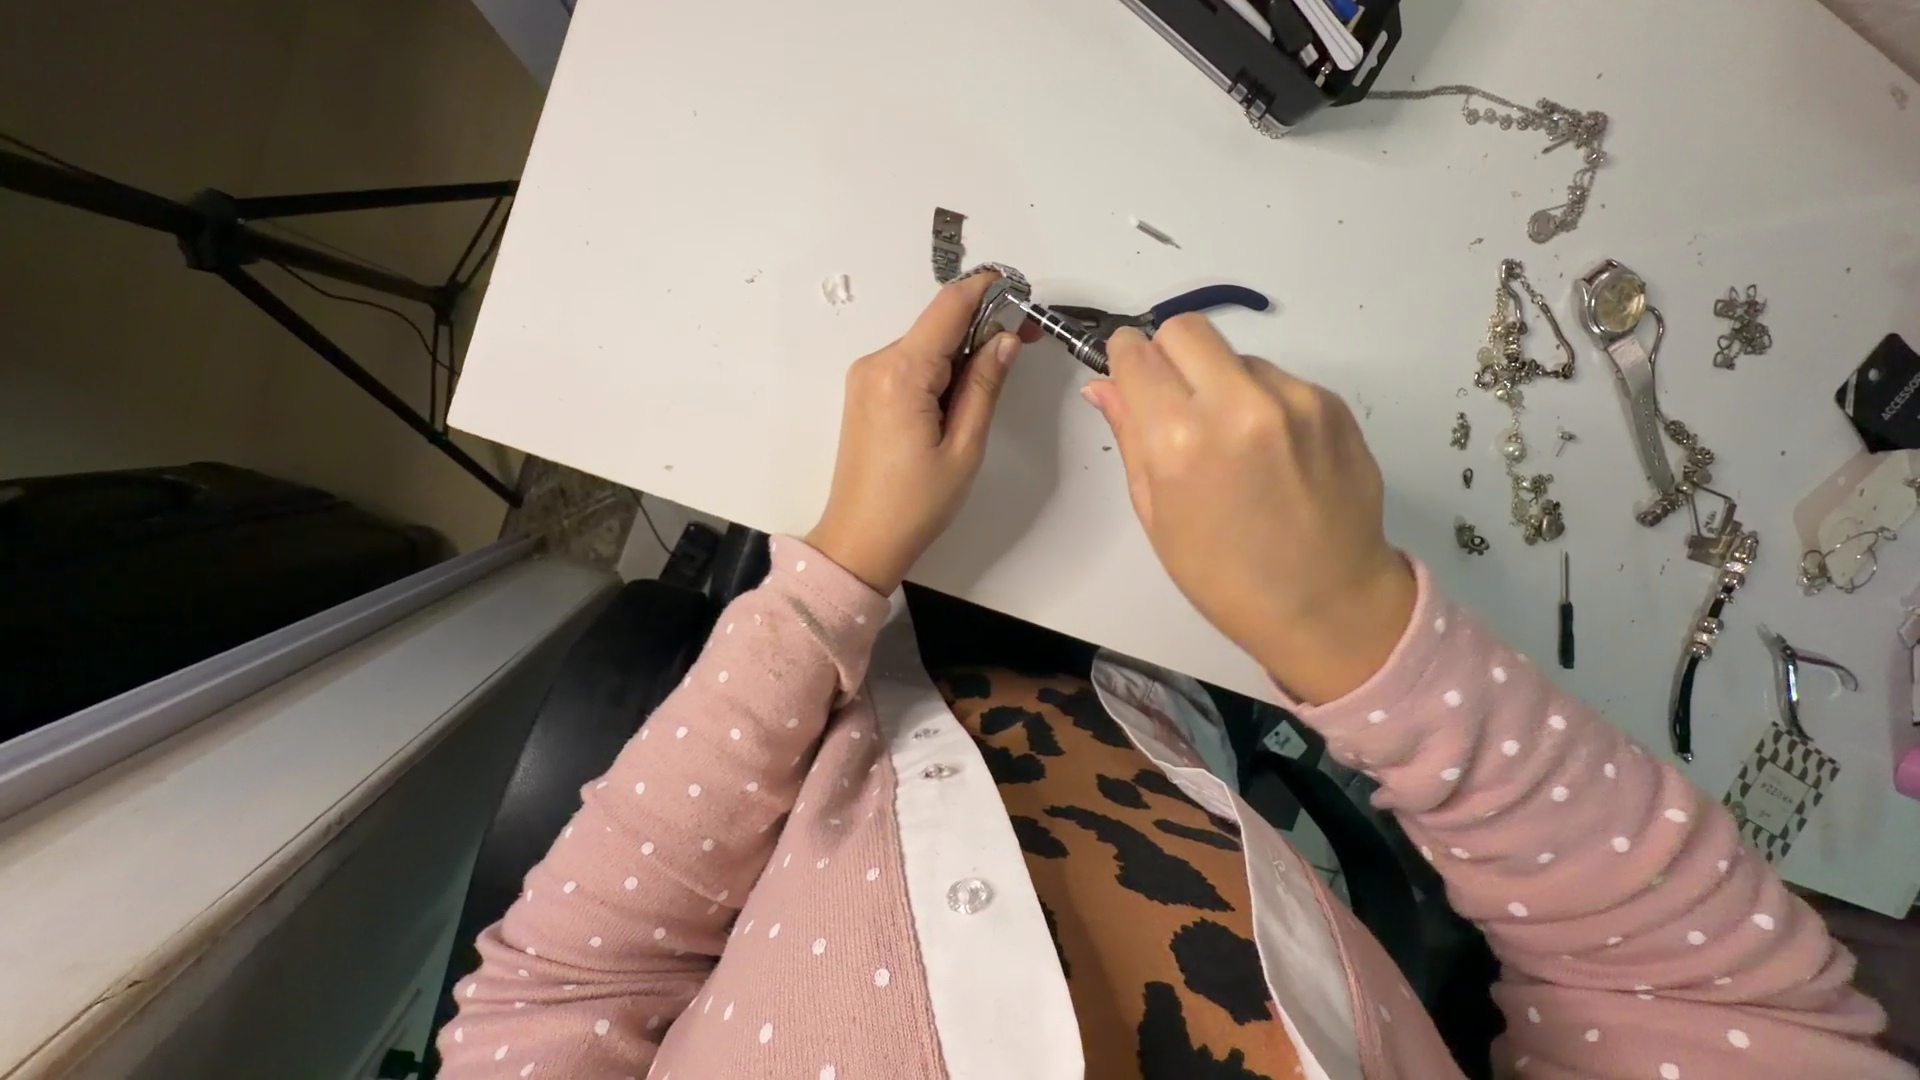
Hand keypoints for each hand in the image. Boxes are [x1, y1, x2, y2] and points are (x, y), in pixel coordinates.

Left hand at [806, 275, 1022, 593]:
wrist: (861, 541)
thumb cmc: (912, 506)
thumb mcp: (965, 446)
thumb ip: (986, 385)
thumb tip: (1005, 340)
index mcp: (901, 374)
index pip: (949, 306)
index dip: (989, 291)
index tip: (1020, 294)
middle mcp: (876, 365)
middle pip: (938, 323)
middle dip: (982, 326)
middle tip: (1022, 343)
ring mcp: (866, 378)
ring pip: (926, 344)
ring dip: (961, 352)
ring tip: (990, 385)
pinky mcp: (865, 393)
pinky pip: (910, 364)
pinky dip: (939, 369)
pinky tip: (958, 398)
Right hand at [1081, 316, 1414, 703]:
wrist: (1327, 604)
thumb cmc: (1223, 575)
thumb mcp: (1157, 514)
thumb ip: (1129, 438)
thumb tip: (1102, 386)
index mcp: (1180, 440)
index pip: (1137, 353)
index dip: (1125, 360)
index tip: (1131, 377)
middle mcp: (1237, 404)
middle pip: (1186, 328)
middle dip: (1168, 353)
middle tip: (1175, 400)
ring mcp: (1293, 399)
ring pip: (1235, 354)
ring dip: (1219, 381)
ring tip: (1233, 443)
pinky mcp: (1331, 404)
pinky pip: (1278, 379)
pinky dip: (1261, 401)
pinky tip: (1271, 452)